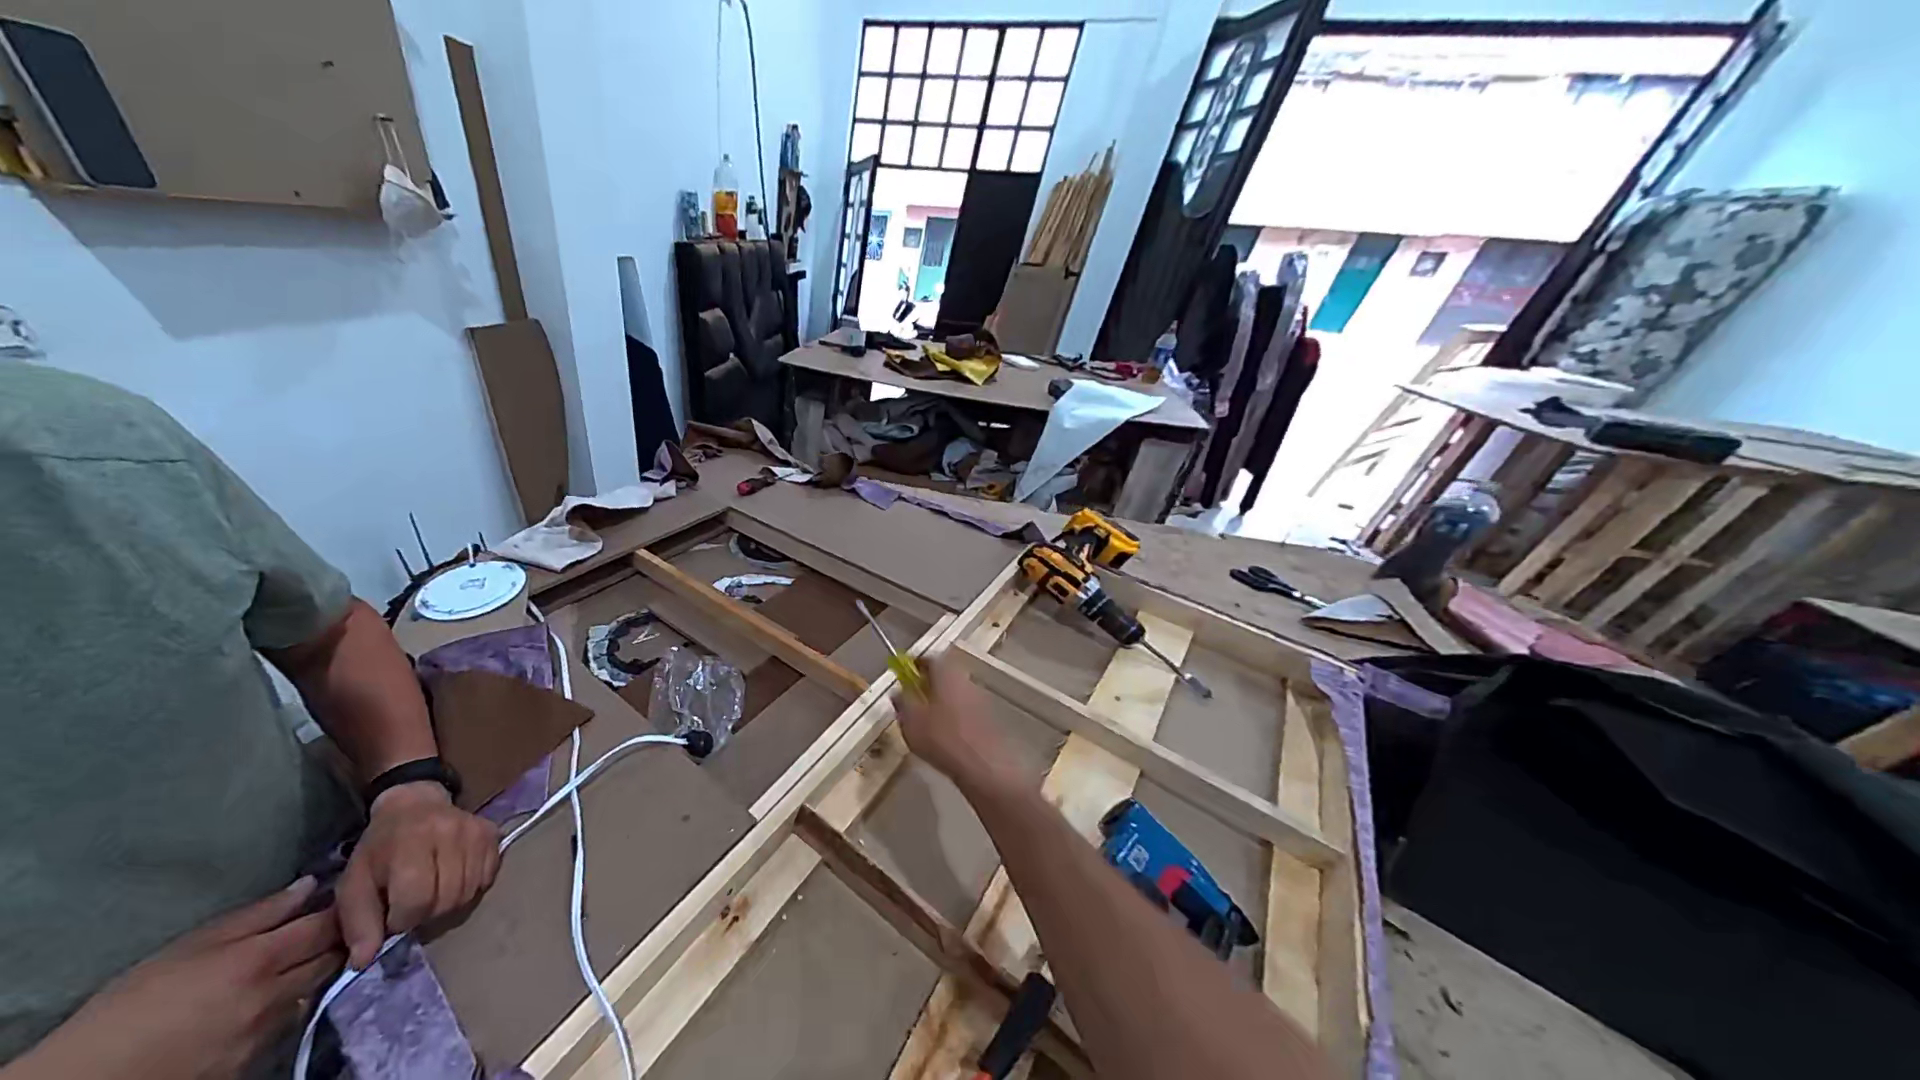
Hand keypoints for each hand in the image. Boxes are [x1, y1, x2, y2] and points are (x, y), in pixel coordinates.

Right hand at [8, 877, 341, 1079]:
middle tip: (325, 932)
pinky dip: (287, 1007)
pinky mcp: (253, 1060)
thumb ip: (258, 914)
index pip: (326, 925)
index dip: (339, 910)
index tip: (338, 902)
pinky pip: (288, 1023)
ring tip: (297, 965)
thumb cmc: (126, 1006)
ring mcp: (265, 1031)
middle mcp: (272, 995)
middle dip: (335, 941)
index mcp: (258, 960)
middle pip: (330, 958)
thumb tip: (309, 886)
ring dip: (313, 974)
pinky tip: (267, 1003)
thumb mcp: (188, 947)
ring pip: (313, 990)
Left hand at [337, 782, 500, 968]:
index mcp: (409, 845)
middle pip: (446, 898)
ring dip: (449, 903)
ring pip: (469, 891)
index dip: (401, 919)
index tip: (391, 915)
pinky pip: (488, 877)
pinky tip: (454, 880)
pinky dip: (470, 887)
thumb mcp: (353, 884)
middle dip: (426, 913)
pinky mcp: (492, 834)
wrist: (414, 806)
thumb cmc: (380, 849)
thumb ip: (357, 922)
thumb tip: (365, 960)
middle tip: (413, 905)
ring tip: (433, 894)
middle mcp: (449, 834)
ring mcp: (475, 833)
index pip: (416, 901)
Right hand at [895, 653, 1023, 797]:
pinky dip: (953, 714)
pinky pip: (965, 708)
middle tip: (913, 696)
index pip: (930, 658)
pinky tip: (945, 733)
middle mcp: (967, 680)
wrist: (984, 766)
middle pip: (946, 674)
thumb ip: (903, 702)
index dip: (915, 664)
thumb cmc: (942, 738)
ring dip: (942, 699)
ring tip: (926, 718)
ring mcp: (981, 698)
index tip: (904, 672)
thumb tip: (899, 691)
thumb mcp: (911, 722)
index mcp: (947, 674)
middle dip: (929, 682)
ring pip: (956, 692)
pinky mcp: (989, 718)